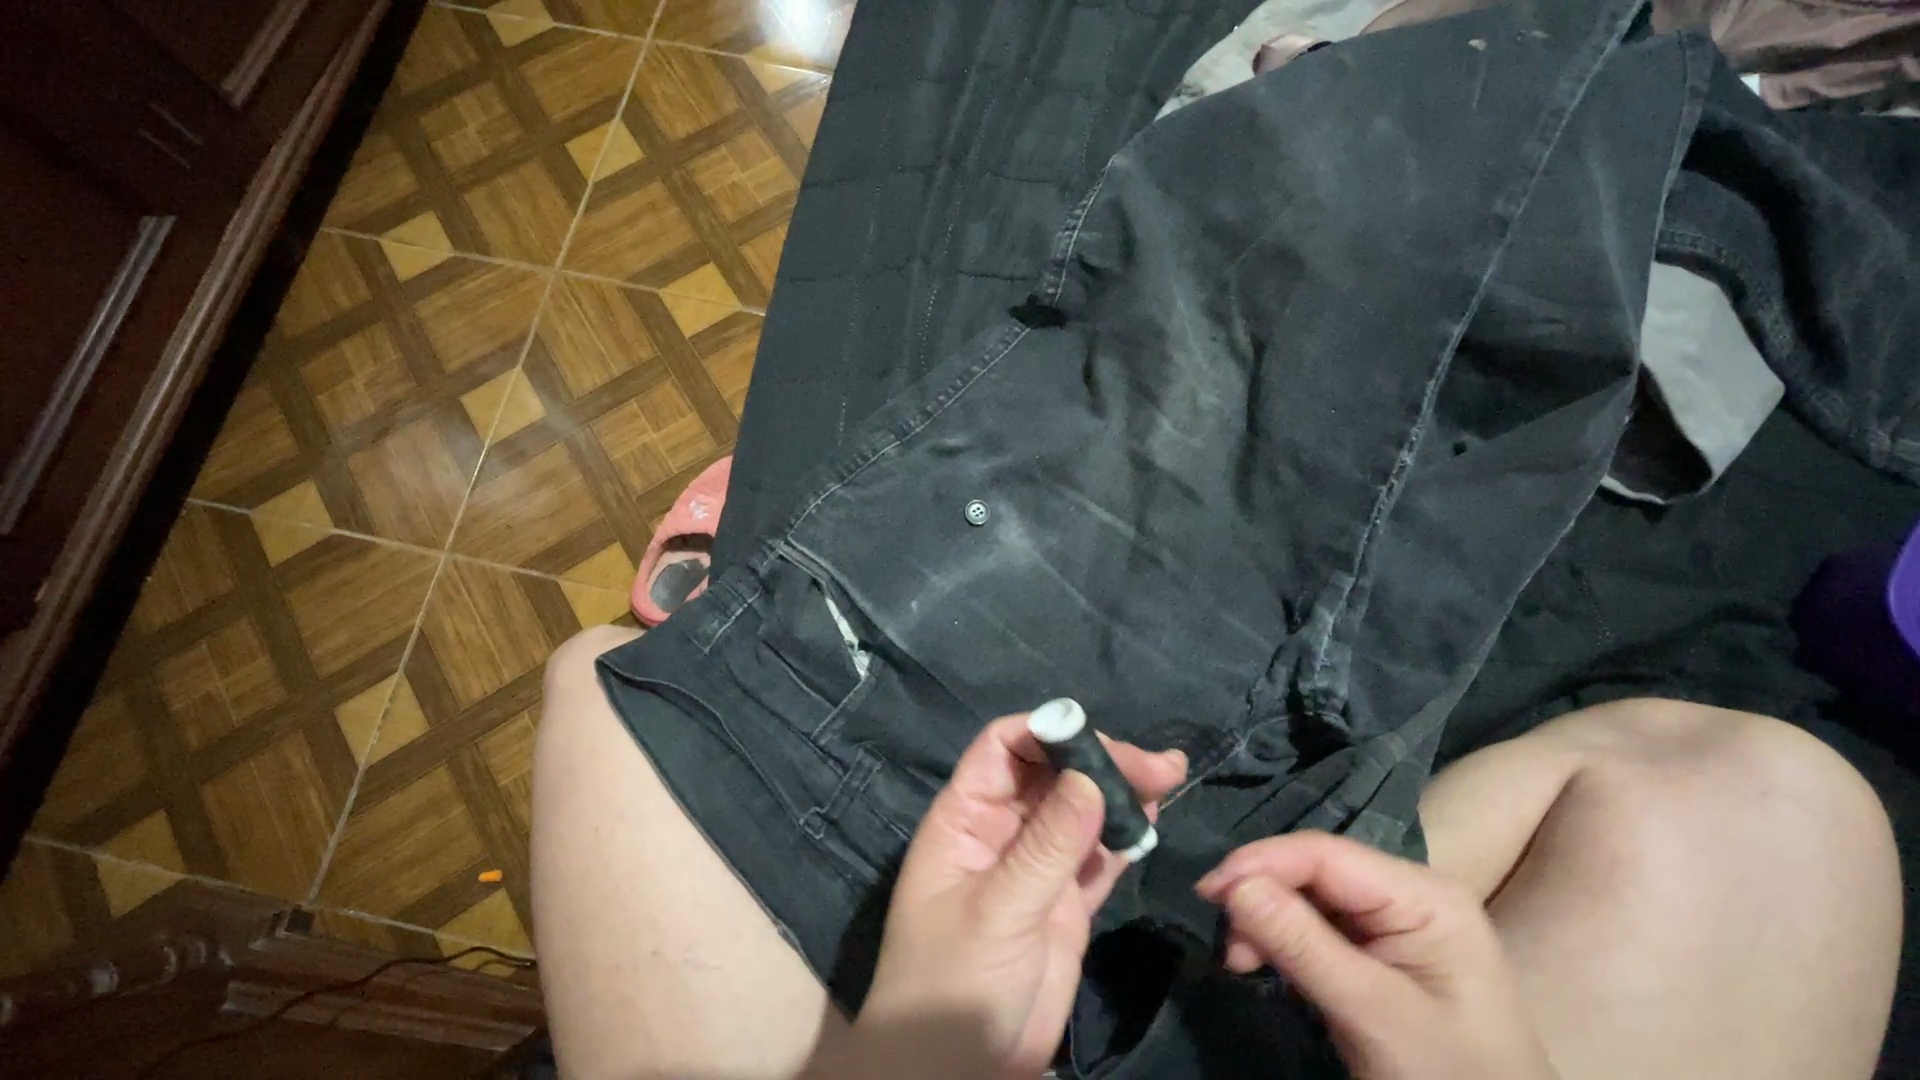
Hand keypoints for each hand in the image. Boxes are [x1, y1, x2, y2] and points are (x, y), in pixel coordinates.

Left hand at [837, 708, 1185, 1079]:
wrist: (956, 1071)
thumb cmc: (952, 984)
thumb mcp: (997, 911)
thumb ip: (1046, 847)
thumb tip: (1091, 778)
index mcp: (966, 818)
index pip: (1003, 748)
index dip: (1048, 732)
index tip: (1101, 739)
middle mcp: (1002, 831)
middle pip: (1052, 773)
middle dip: (1099, 761)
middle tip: (1158, 767)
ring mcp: (1036, 866)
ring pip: (1080, 810)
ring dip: (1120, 793)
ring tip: (1168, 778)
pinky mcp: (1064, 903)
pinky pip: (1097, 856)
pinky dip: (1124, 837)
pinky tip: (1153, 820)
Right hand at [1196, 831, 1555, 1079]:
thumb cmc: (1449, 1077)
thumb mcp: (1376, 1015)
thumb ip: (1304, 947)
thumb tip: (1233, 886)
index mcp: (1424, 896)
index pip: (1325, 853)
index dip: (1261, 862)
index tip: (1206, 893)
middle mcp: (1406, 894)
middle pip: (1312, 872)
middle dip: (1261, 898)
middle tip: (1226, 946)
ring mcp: (1391, 923)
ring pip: (1305, 897)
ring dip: (1265, 923)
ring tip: (1240, 963)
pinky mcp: (1374, 952)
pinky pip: (1313, 927)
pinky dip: (1279, 943)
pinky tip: (1263, 966)